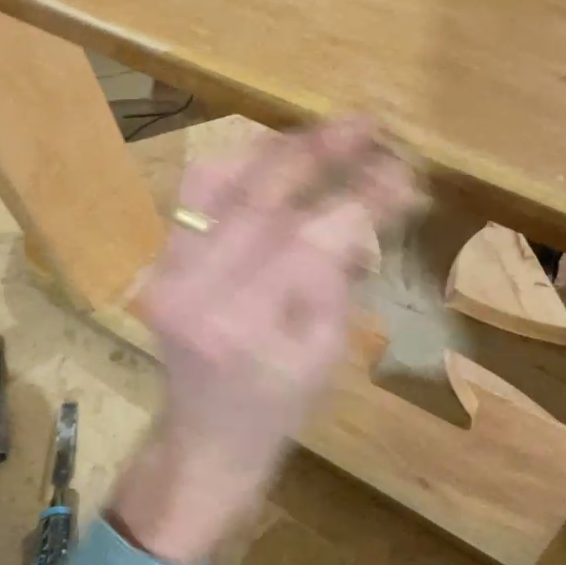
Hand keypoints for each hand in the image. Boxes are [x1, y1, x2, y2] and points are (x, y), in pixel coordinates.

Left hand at [109, 117, 418, 564]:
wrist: (205, 438)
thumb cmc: (279, 407)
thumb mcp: (328, 352)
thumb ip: (342, 275)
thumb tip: (375, 204)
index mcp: (248, 324)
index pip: (313, 237)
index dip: (364, 197)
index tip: (405, 174)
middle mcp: (198, 287)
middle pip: (264, 194)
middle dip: (324, 151)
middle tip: (369, 126)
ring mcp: (168, 268)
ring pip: (221, 179)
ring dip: (280, 148)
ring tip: (327, 135)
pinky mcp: (160, 259)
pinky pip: (196, 192)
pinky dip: (240, 165)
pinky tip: (275, 157)